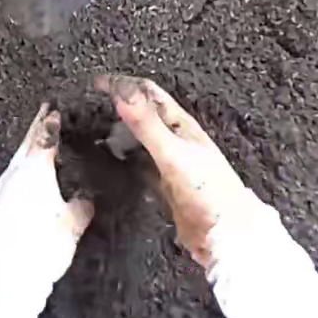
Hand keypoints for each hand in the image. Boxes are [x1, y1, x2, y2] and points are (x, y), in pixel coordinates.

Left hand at [0, 103, 95, 288]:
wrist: (0, 283)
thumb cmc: (38, 250)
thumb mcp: (71, 226)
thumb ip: (80, 207)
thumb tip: (86, 200)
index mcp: (36, 168)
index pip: (45, 135)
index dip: (52, 120)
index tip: (57, 109)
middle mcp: (15, 173)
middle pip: (27, 142)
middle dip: (37, 127)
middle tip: (46, 113)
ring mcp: (1, 190)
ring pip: (17, 159)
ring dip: (28, 147)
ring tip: (40, 142)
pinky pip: (11, 177)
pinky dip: (21, 168)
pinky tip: (28, 178)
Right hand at [95, 75, 263, 271]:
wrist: (226, 234)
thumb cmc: (208, 190)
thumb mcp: (173, 152)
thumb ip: (147, 123)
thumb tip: (121, 90)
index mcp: (179, 124)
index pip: (147, 92)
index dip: (122, 84)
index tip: (95, 83)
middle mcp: (174, 138)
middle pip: (142, 113)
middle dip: (119, 104)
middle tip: (91, 104)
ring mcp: (170, 161)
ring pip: (140, 138)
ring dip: (120, 132)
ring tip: (95, 131)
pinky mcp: (165, 185)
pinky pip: (140, 166)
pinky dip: (125, 161)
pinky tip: (113, 165)